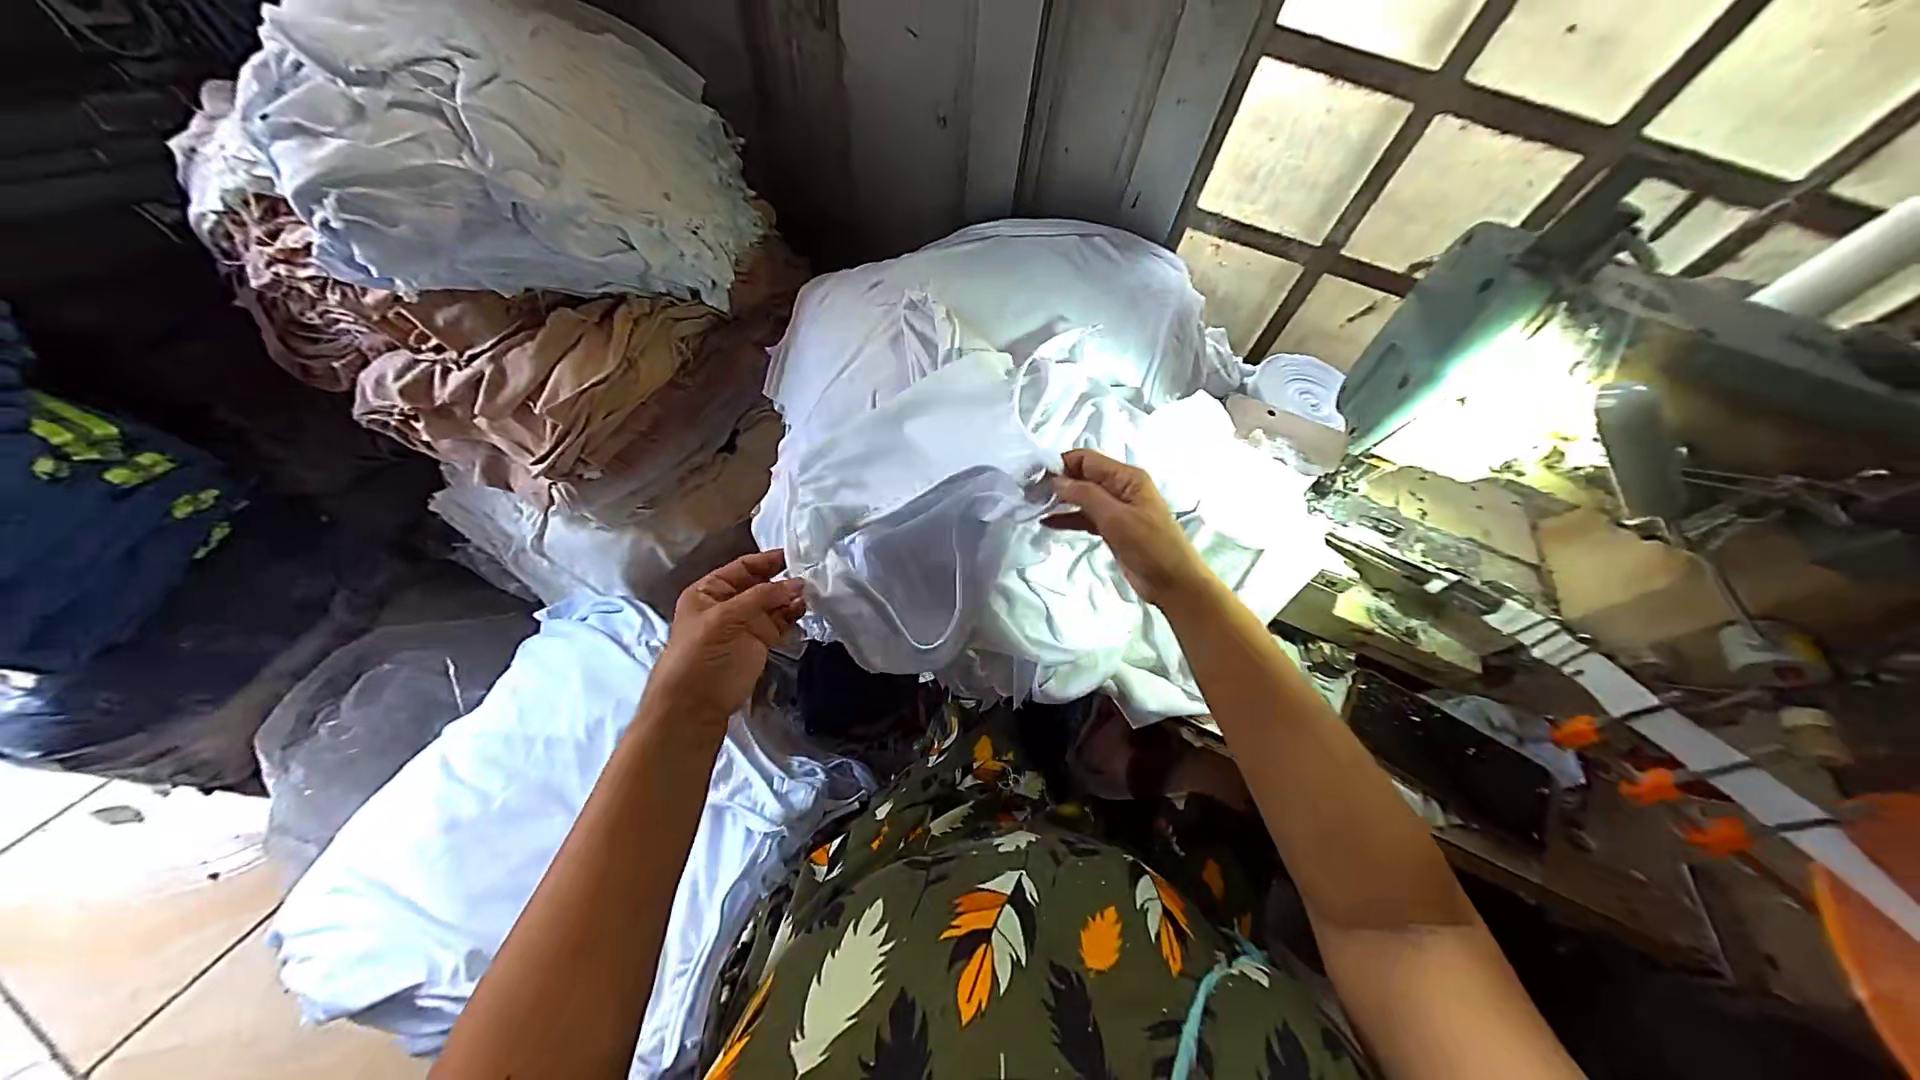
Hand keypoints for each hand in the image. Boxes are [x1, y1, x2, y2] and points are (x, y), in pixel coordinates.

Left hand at [645, 550, 805, 723]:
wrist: (695, 703)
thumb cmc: (701, 654)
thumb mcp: (725, 617)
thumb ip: (762, 597)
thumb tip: (797, 583)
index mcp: (709, 591)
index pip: (742, 567)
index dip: (766, 560)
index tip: (794, 555)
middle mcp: (728, 603)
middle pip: (761, 583)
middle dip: (783, 579)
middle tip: (809, 574)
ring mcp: (746, 623)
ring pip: (774, 602)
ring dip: (791, 596)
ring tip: (810, 593)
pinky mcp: (761, 641)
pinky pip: (780, 621)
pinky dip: (793, 614)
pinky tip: (804, 609)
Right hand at [1045, 448, 1213, 607]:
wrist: (1173, 583)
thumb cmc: (1150, 546)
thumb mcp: (1116, 518)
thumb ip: (1086, 495)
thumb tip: (1056, 480)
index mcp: (1127, 477)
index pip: (1087, 460)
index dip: (1061, 464)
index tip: (1034, 477)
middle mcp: (1121, 488)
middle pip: (1083, 476)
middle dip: (1057, 481)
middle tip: (1028, 492)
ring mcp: (1116, 509)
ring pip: (1082, 497)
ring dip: (1060, 500)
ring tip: (1033, 505)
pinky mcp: (1112, 528)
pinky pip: (1085, 517)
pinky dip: (1068, 518)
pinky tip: (1047, 522)